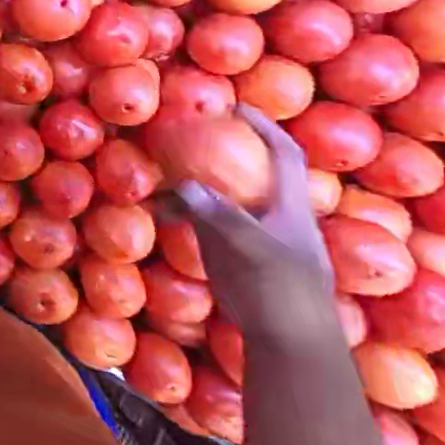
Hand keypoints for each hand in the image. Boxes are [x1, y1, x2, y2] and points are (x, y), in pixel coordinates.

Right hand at [167, 107, 340, 344]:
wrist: (285, 338)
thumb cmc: (286, 292)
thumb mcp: (258, 251)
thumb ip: (222, 217)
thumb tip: (184, 186)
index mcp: (289, 204)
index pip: (284, 154)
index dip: (266, 126)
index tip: (238, 105)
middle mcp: (266, 207)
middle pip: (242, 164)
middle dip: (216, 144)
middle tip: (185, 127)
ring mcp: (243, 225)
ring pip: (213, 190)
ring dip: (185, 179)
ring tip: (157, 169)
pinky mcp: (224, 244)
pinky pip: (196, 216)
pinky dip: (176, 209)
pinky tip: (156, 210)